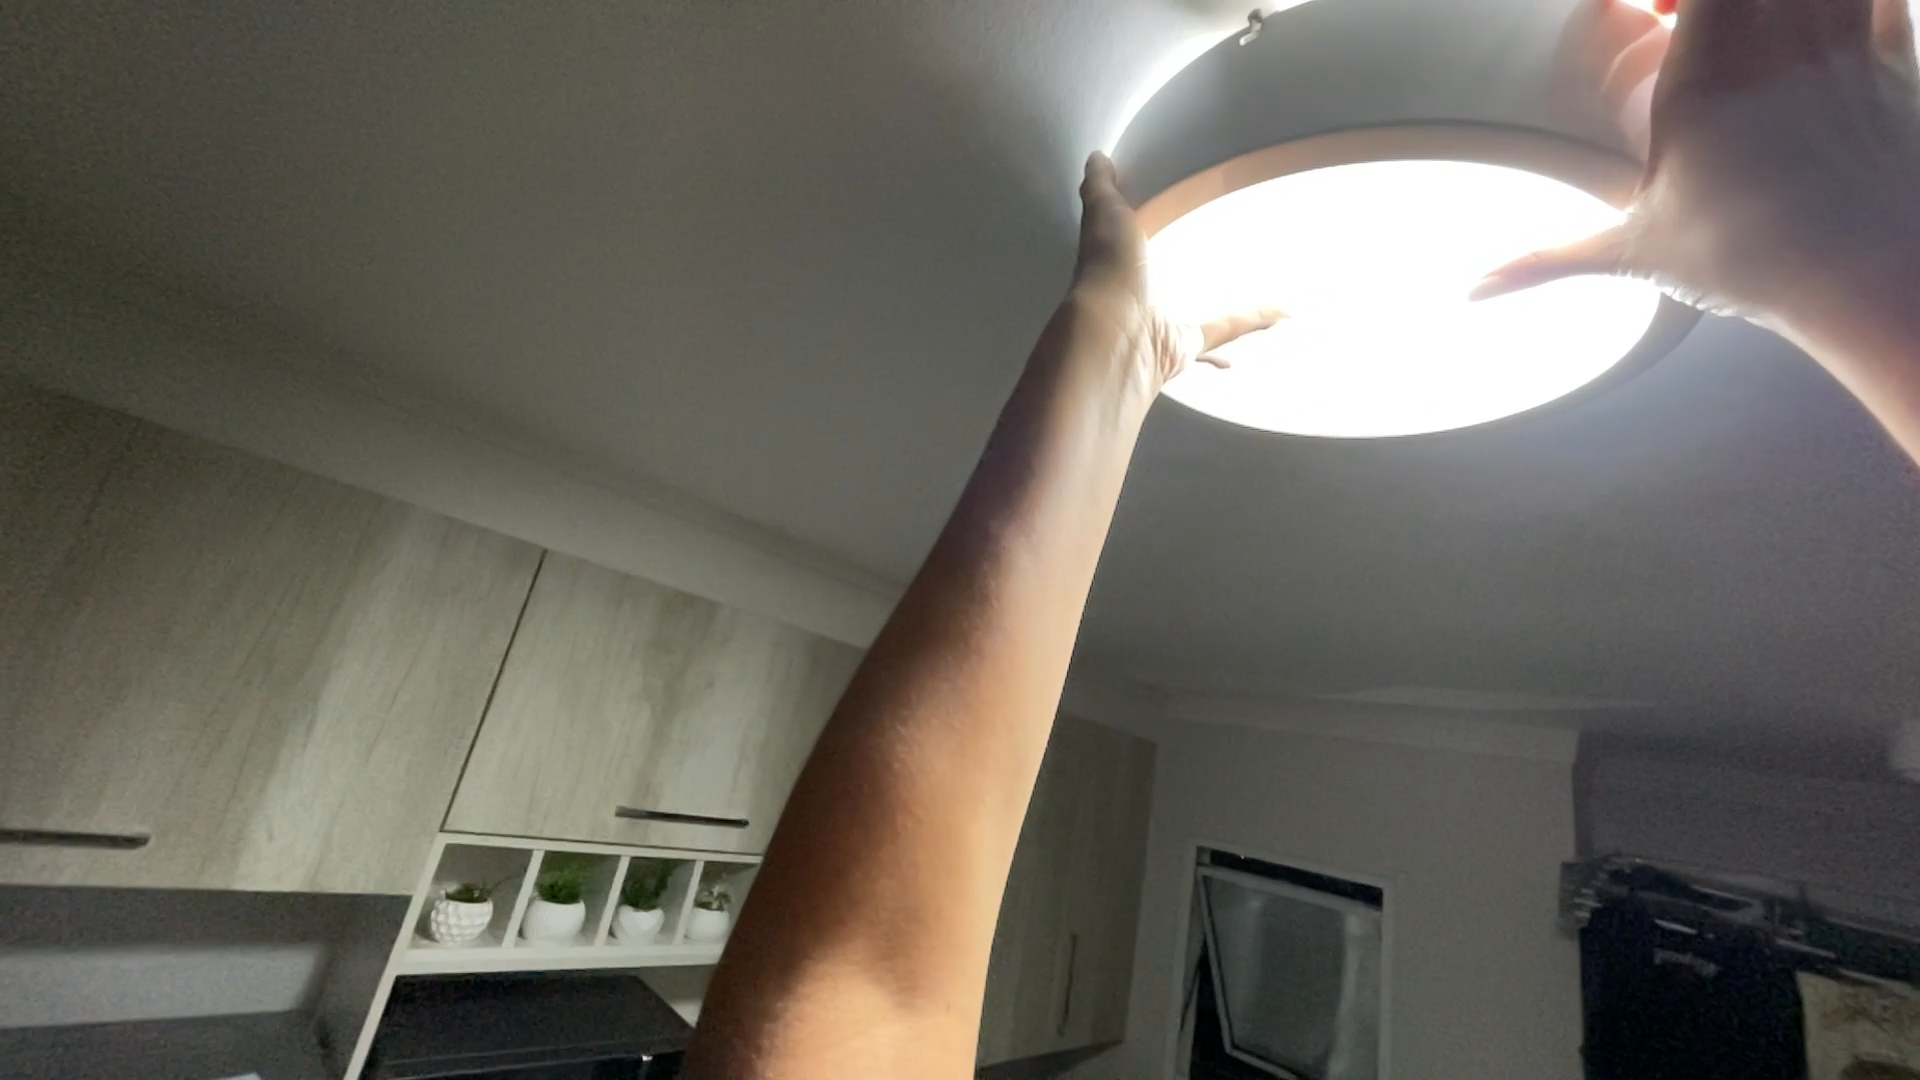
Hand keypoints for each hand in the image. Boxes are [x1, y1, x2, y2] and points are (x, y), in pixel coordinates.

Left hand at [1069, 153, 1281, 390]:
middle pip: (1163, 290)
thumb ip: (1100, 189)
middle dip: (1182, 284)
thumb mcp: (1102, 213)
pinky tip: (1283, 312)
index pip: (1129, 253)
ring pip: (1195, 319)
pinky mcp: (1186, 345)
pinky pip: (1225, 332)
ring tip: (1256, 298)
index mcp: (1115, 269)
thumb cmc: (1104, 269)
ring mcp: (1160, 327)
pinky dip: (1254, 322)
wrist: (1113, 331)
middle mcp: (1136, 301)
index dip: (1139, 244)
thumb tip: (1097, 160)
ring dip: (1224, 314)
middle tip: (1206, 268)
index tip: (1156, 234)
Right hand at [1475, 0, 1919, 325]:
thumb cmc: (1757, 260)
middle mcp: (1778, 48)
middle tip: (1664, 11)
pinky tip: (1797, 21)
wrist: (1878, 269)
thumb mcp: (1632, 255)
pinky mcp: (1893, 49)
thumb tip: (1477, 289)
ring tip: (1722, 21)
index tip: (1619, 5)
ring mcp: (1844, 40)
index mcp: (1705, 89)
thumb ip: (1546, 262)